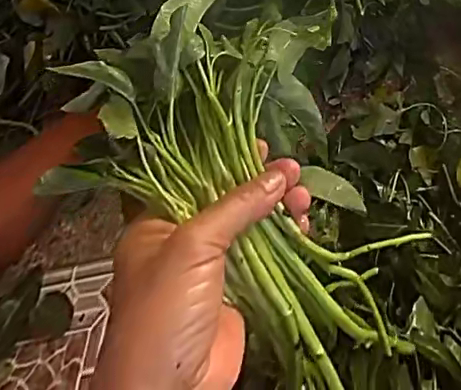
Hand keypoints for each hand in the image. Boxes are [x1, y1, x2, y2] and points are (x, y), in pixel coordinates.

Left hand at [91, 159, 311, 389]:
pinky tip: (302, 225)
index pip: (198, 178)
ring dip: (280, 209)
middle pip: (231, 200)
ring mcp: (212, 268)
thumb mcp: (193, 245)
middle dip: (264, 185)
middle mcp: (184, 242)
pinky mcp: (238, 291)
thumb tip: (277, 175)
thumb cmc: (162, 314)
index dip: (230, 160)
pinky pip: (266, 255)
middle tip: (293, 172)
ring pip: (252, 225)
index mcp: (158, 226)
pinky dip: (286, 238)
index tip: (262, 147)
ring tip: (302, 199)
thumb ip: (236, 205)